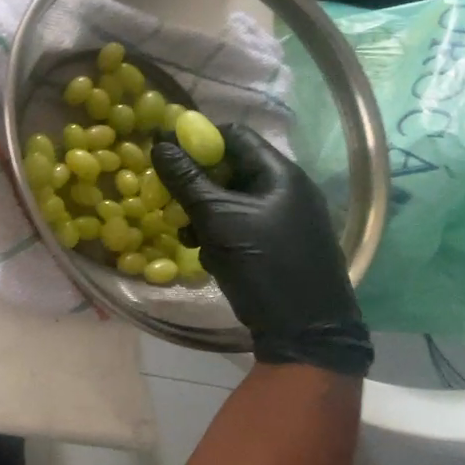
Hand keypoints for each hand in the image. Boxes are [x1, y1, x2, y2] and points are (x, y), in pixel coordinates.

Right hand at [152, 124, 371, 375]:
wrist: (305, 328)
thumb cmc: (263, 263)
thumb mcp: (217, 219)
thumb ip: (186, 180)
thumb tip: (159, 144)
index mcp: (279, 174)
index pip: (234, 136)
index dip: (198, 139)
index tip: (164, 155)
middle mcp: (285, 189)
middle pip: (230, 168)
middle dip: (195, 182)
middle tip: (168, 198)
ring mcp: (284, 217)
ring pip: (230, 198)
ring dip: (202, 210)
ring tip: (187, 233)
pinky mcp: (278, 242)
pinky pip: (239, 222)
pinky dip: (217, 231)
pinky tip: (207, 252)